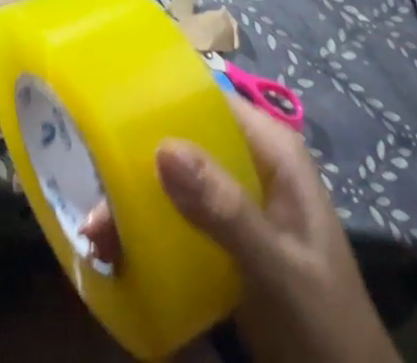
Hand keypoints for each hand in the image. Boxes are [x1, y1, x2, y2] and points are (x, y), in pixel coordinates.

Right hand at [81, 97, 398, 362]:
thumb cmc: (322, 317)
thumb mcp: (274, 263)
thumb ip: (225, 209)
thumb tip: (162, 146)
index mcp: (273, 153)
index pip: (210, 101)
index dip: (159, 100)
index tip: (105, 113)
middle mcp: (250, 167)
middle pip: (180, 144)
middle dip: (133, 167)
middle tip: (94, 199)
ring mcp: (234, 205)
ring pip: (170, 183)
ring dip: (131, 207)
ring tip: (96, 238)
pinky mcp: (221, 240)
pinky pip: (173, 219)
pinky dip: (144, 233)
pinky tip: (114, 253)